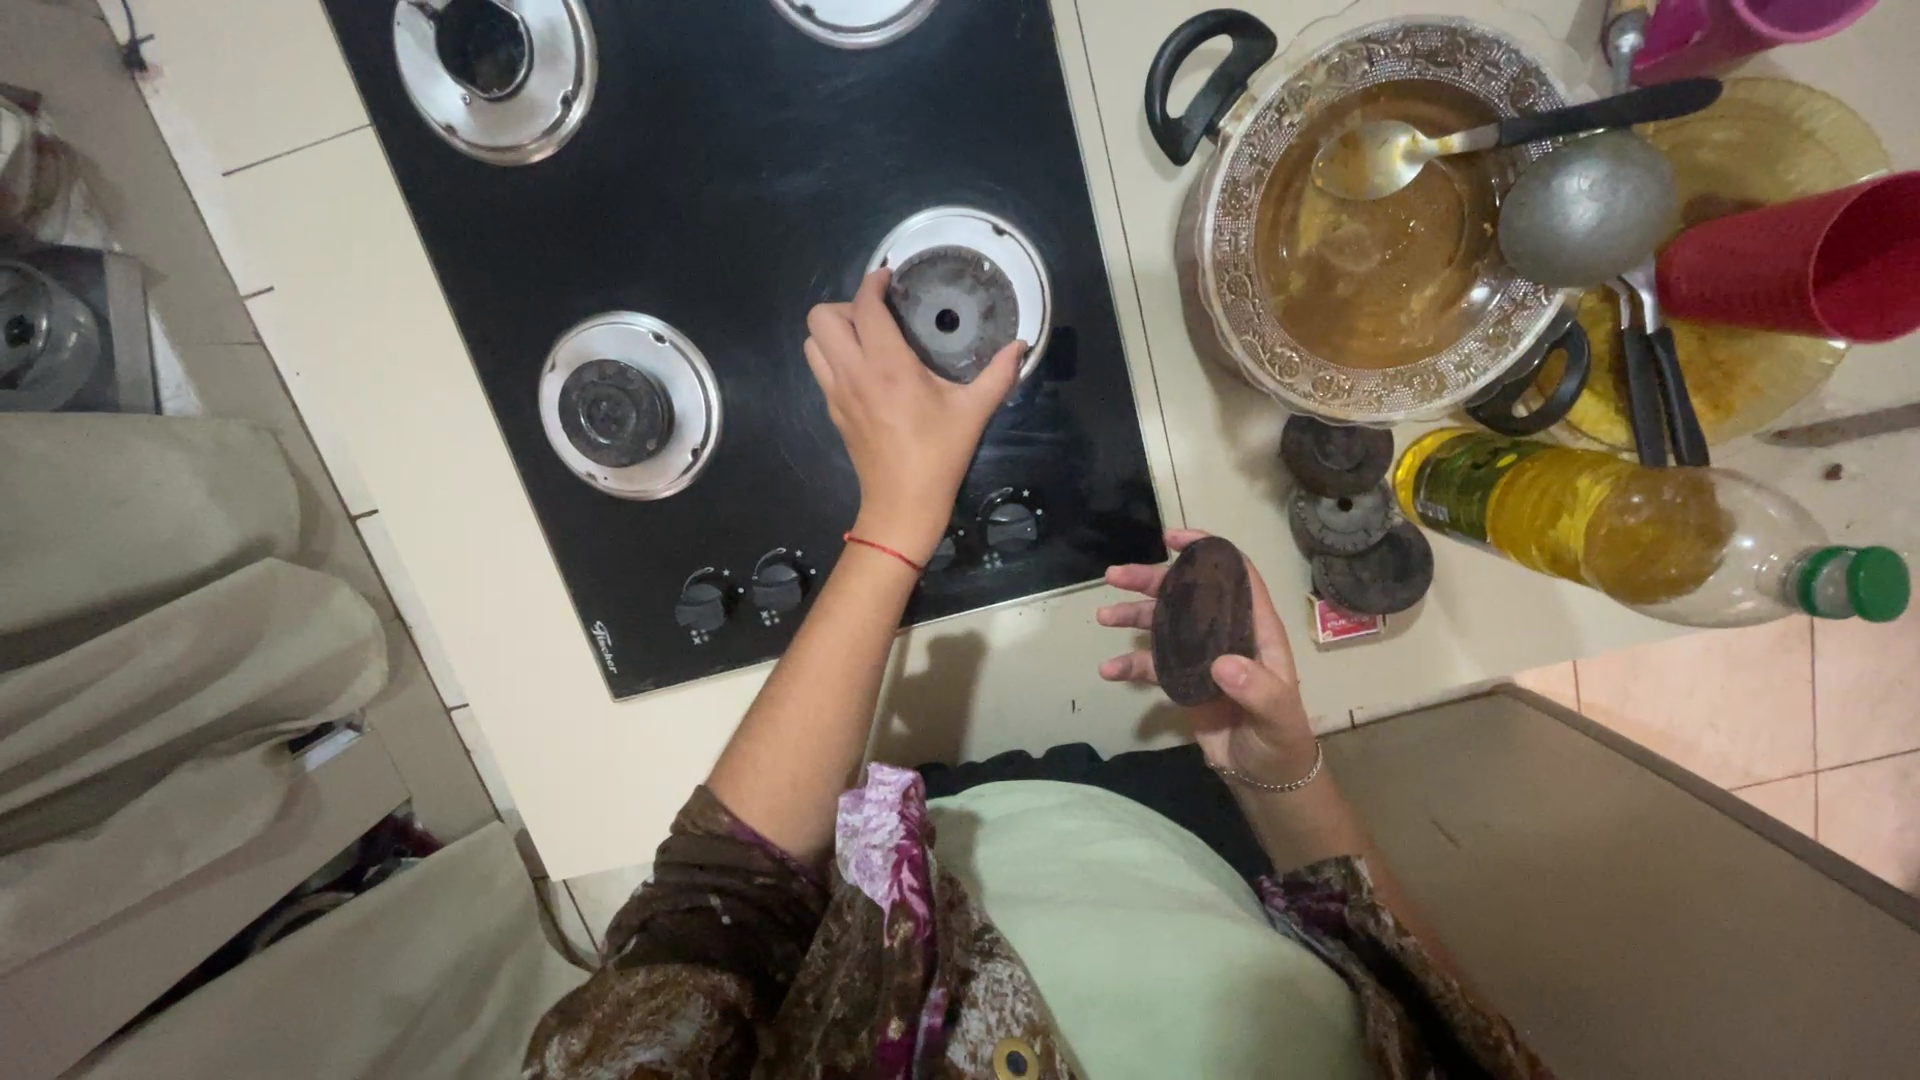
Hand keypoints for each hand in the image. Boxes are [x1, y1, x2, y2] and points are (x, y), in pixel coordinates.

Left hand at [805, 269, 1025, 562]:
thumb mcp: (974, 413)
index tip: (888, 278)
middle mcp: (854, 373)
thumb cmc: (939, 456)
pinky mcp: (833, 411)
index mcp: (888, 367)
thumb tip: (1021, 346)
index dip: (872, 283)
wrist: (903, 503)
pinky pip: (820, 368)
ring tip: (866, 339)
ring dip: (834, 332)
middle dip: (846, 306)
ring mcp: (837, 393)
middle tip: (877, 316)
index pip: (864, 307)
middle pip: (821, 317)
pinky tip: (865, 369)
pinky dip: (834, 357)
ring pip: (813, 342)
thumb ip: (999, 374)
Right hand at [1097, 529, 1319, 785]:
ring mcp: (1200, 656)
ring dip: (1132, 616)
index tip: (1174, 539)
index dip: (1207, 551)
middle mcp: (1225, 635)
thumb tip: (1224, 663)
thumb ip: (1257, 688)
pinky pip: (1150, 665)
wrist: (1264, 778)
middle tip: (1115, 576)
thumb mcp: (1278, 715)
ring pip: (1163, 623)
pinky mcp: (1181, 681)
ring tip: (1103, 615)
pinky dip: (1128, 664)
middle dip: (1151, 580)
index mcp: (1255, 631)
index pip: (1234, 577)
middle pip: (1186, 594)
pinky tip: (1109, 670)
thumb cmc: (1281, 741)